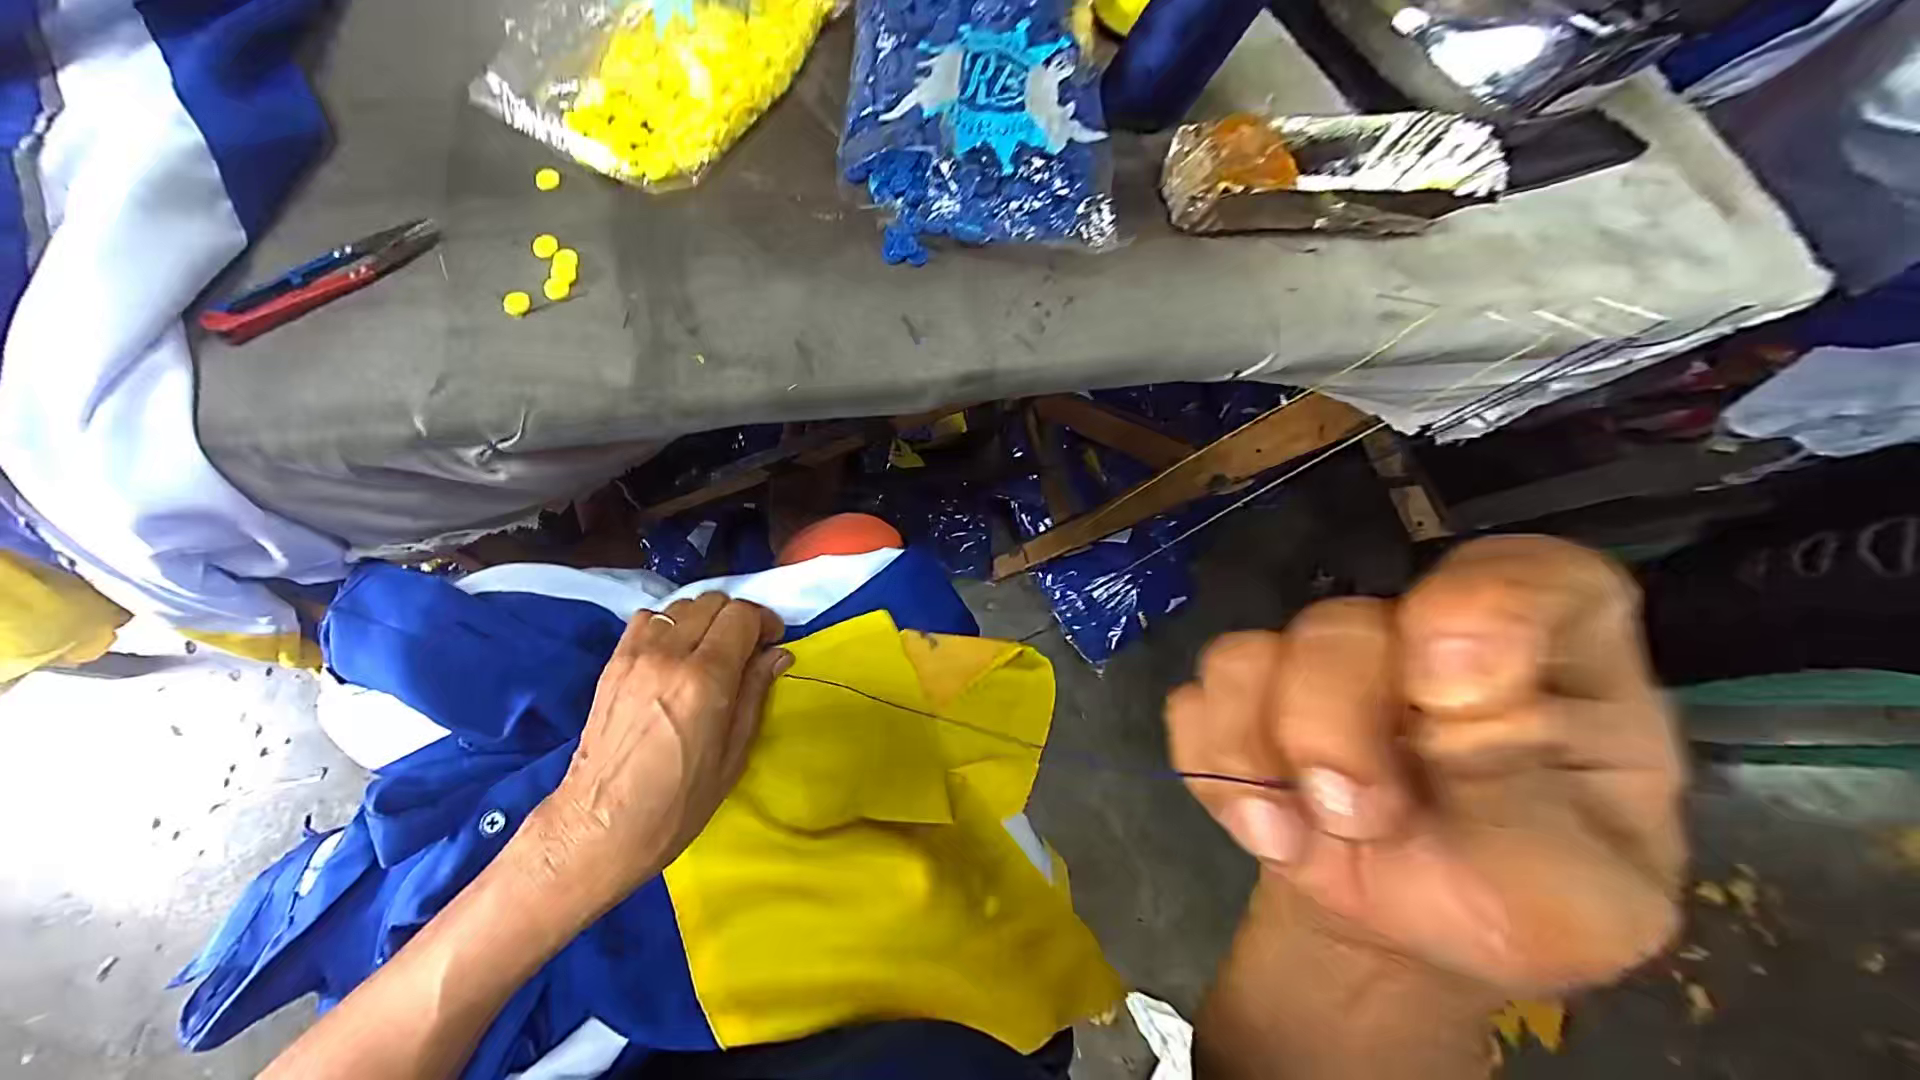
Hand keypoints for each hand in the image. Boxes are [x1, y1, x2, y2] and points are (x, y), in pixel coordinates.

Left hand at [521, 592, 789, 910]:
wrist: (600, 827)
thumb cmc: (679, 802)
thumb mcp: (734, 753)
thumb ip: (755, 692)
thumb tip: (777, 654)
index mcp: (705, 679)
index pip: (741, 616)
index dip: (764, 622)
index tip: (772, 642)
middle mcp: (668, 655)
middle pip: (713, 602)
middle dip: (737, 618)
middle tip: (746, 646)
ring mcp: (635, 656)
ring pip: (681, 606)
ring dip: (704, 618)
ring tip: (711, 648)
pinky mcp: (612, 663)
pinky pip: (648, 619)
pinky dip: (670, 624)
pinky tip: (676, 652)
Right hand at [1168, 536, 1684, 994]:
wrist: (1417, 934)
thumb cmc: (1524, 906)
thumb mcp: (1576, 891)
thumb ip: (1526, 791)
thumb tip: (1451, 695)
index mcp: (1541, 662)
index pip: (1526, 575)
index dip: (1481, 604)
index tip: (1448, 692)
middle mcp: (1415, 639)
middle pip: (1340, 621)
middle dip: (1330, 720)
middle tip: (1354, 816)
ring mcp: (1318, 666)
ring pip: (1246, 653)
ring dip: (1254, 748)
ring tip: (1291, 839)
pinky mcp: (1244, 704)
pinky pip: (1195, 703)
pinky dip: (1213, 765)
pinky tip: (1260, 823)